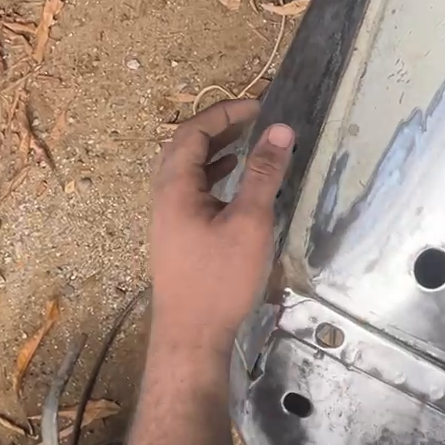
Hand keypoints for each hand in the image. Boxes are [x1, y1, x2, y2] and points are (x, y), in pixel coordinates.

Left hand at [148, 99, 294, 358]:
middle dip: (218, 125)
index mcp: (175, 188)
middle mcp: (165, 197)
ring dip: (215, 147)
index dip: (224, 113)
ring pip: (186, 167)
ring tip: (247, 139)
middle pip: (184, 146)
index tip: (258, 105)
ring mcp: (169, 217)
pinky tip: (234, 178)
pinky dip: (214, 172)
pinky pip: (192, 187)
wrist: (191, 338)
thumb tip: (280, 129)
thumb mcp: (249, 221)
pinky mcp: (179, 234)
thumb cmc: (220, 278)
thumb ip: (264, 173)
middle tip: (253, 116)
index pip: (192, 132)